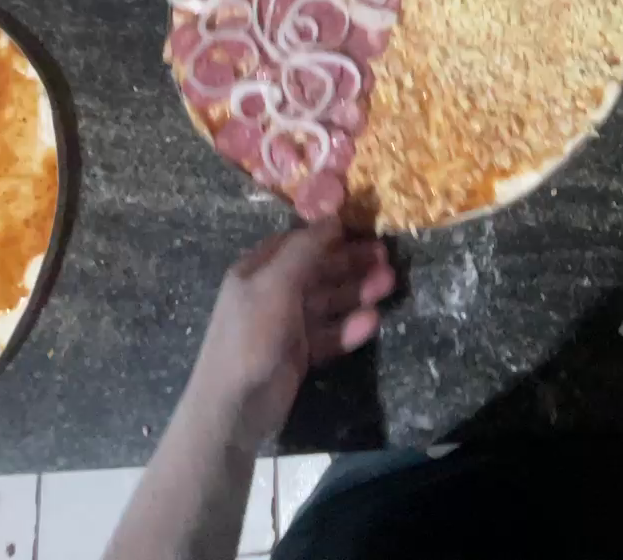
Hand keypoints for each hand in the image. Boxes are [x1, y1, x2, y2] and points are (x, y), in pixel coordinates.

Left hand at [186, 218, 394, 448]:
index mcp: (258, 270)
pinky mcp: (300, 353)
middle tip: (386, 257)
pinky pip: (330, 332)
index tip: (362, 227)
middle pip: (318, 269)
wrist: (233, 408)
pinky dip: (350, 327)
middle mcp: (272, 292)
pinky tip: (373, 322)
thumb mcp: (276, 283)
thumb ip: (306, 248)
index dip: (328, 234)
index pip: (297, 242)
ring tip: (389, 284)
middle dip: (351, 262)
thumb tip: (333, 216)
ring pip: (328, 300)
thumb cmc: (251, 335)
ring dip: (357, 291)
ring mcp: (287, 324)